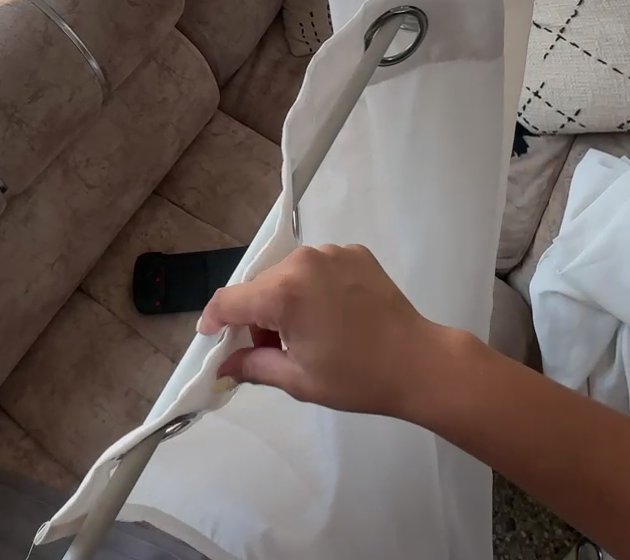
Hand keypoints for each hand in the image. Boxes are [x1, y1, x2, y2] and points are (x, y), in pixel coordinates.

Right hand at [197, 244, 471, 418]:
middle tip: (269, 349)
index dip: (214, 319)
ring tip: (304, 333)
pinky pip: (317, 266)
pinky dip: (313, 287)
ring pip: (288, 273)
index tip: (211, 337)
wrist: (418, 362)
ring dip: (284, 299)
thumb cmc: (357, 376)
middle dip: (255, 315)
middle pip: (260, 285)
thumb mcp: (298, 379)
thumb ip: (253, 365)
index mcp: (286, 292)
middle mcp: (304, 261)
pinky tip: (330, 314)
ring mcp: (331, 251)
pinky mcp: (354, 251)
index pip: (230, 299)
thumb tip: (224, 365)